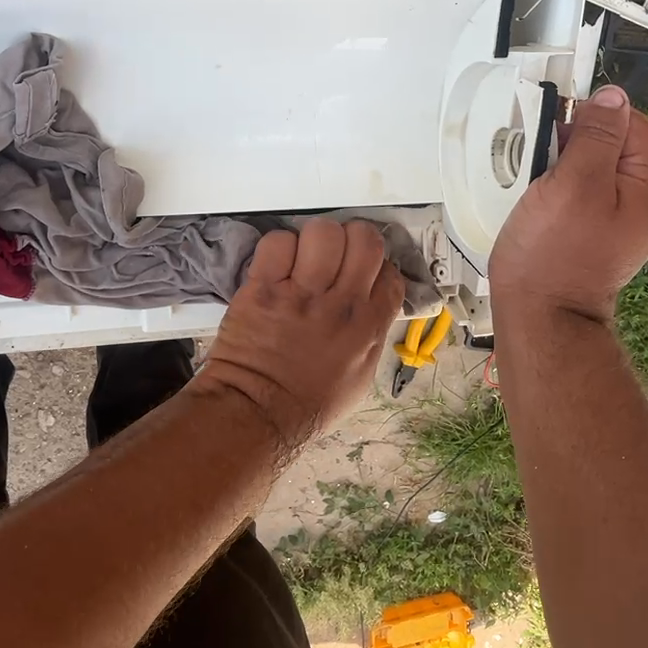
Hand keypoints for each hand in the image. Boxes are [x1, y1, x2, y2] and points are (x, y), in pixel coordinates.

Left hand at [198, 220, 404, 452]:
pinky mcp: (262, 287)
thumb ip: (373, 331)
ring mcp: (300, 293)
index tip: (362, 272)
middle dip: (351, 241)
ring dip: (314, 241)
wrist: (257, 415)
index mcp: (368, 325)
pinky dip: (279, 247)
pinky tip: (277, 267)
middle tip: (334, 257)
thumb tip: (373, 301)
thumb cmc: (310, 403)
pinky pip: (278, 242)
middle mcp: (340, 303)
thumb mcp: (362, 375)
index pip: (390, 269)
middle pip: (363, 238)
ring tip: (304, 260)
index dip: (376, 265)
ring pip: (322, 232)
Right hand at [489, 85, 647, 324]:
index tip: (560, 126)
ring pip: (589, 171)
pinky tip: (534, 200)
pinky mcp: (588, 235)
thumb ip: (597, 137)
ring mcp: (613, 222)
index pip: (635, 125)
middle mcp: (637, 203)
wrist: (541, 315)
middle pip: (612, 147)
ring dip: (559, 165)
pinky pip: (577, 196)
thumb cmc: (555, 249)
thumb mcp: (576, 183)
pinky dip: (554, 190)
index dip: (598, 115)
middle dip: (574, 142)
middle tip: (541, 156)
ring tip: (533, 179)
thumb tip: (612, 97)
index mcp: (647, 187)